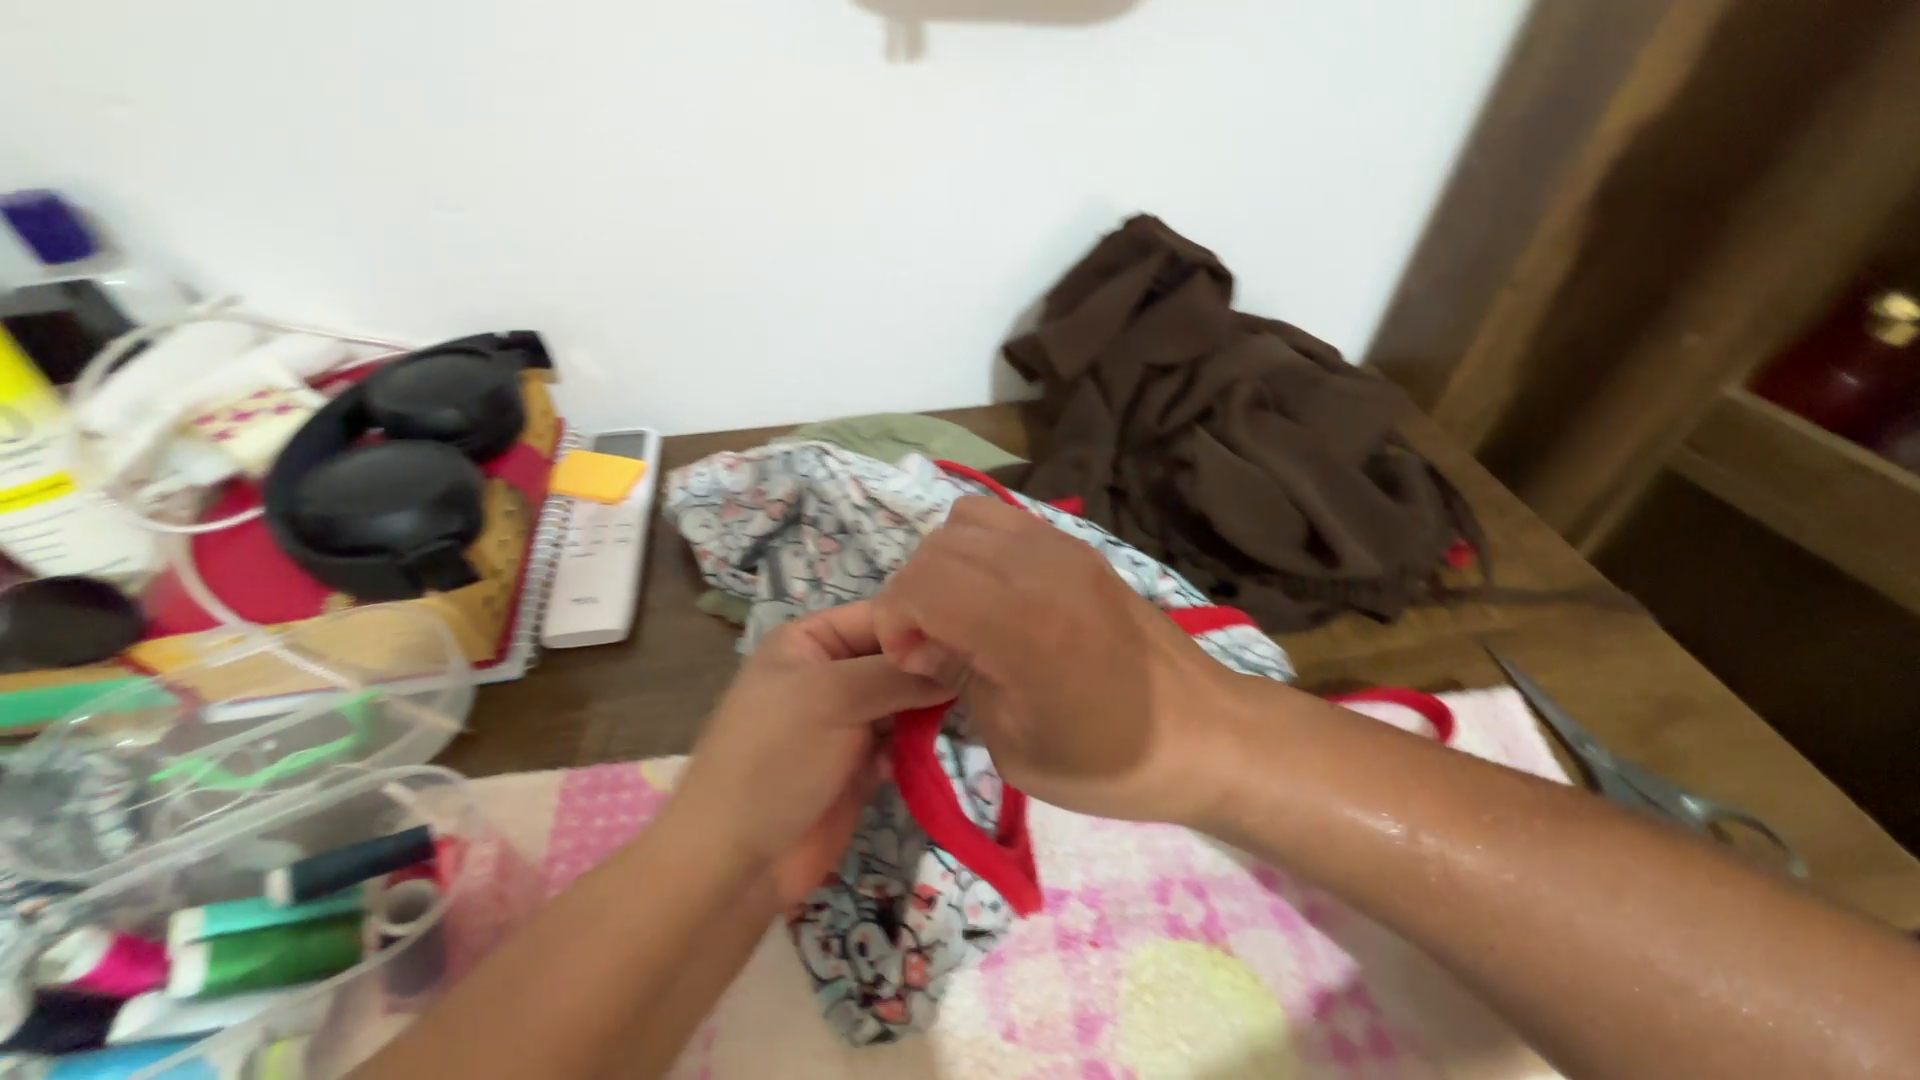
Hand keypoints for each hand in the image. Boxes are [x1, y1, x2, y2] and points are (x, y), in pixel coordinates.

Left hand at [672, 602, 951, 890]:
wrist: (737, 862)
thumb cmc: (775, 760)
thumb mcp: (832, 698)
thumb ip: (898, 674)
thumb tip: (959, 661)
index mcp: (810, 641)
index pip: (882, 616)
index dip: (926, 624)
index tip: (979, 636)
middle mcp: (830, 672)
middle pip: (899, 658)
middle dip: (935, 669)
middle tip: (985, 678)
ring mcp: (846, 720)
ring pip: (906, 701)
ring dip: (931, 710)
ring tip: (968, 714)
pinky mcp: (861, 764)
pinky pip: (904, 741)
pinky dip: (917, 746)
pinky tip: (927, 755)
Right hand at [871, 497, 1264, 826]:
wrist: (1207, 734)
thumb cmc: (1108, 760)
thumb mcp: (1015, 743)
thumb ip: (958, 677)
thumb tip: (921, 641)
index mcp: (1019, 622)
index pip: (919, 583)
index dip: (895, 621)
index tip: (912, 663)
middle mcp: (1039, 567)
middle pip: (936, 547)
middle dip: (913, 595)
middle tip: (932, 648)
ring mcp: (1065, 549)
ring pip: (966, 521)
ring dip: (945, 566)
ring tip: (961, 617)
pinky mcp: (1083, 549)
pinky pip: (1007, 523)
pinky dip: (981, 550)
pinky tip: (998, 600)